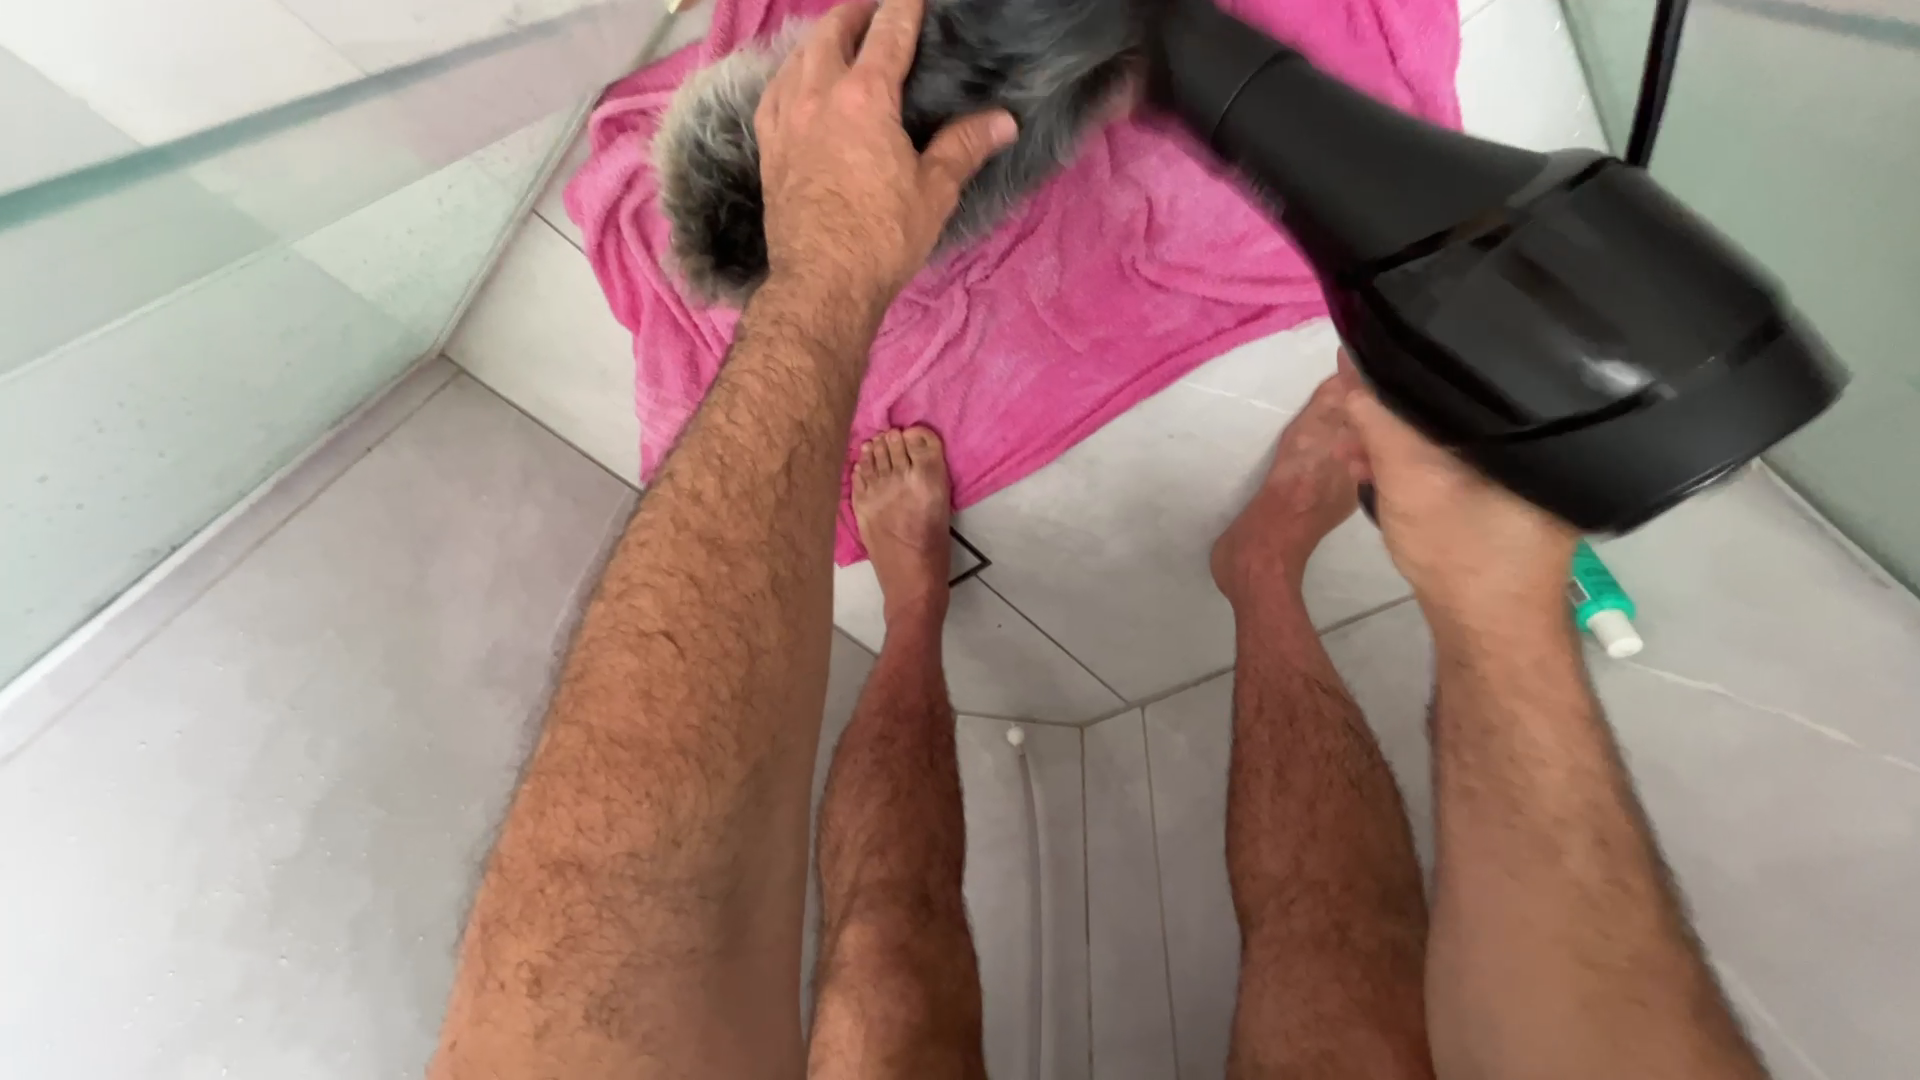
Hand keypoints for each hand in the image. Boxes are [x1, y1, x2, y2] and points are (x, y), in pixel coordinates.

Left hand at [754, 0, 1017, 317]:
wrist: (823, 283)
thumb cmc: (883, 239)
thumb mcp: (933, 193)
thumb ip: (964, 147)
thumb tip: (1005, 121)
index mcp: (865, 99)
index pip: (887, 34)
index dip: (904, 8)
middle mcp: (818, 96)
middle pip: (832, 34)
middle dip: (854, 14)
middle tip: (871, 10)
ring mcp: (786, 121)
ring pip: (797, 59)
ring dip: (818, 41)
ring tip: (834, 41)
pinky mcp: (769, 150)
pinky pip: (773, 94)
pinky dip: (788, 76)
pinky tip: (793, 85)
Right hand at [1336, 355, 1576, 641]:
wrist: (1486, 625)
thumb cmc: (1459, 549)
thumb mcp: (1409, 479)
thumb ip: (1379, 423)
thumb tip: (1351, 367)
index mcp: (1528, 424)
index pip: (1460, 377)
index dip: (1402, 375)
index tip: (1360, 374)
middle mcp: (1531, 442)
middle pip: (1448, 409)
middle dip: (1388, 415)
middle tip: (1346, 425)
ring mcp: (1518, 475)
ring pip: (1444, 440)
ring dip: (1392, 444)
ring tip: (1350, 455)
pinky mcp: (1502, 499)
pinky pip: (1449, 466)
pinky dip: (1411, 468)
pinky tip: (1374, 474)